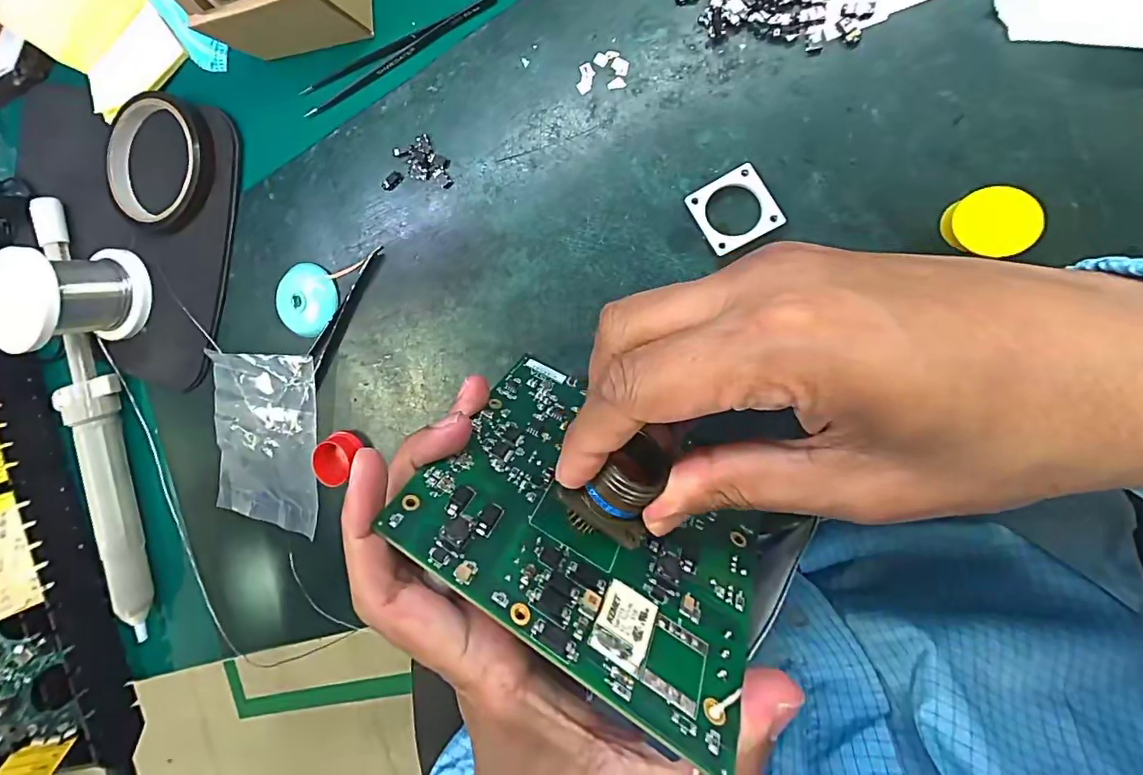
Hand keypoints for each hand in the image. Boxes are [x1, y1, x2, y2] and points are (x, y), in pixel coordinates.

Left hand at [344, 377, 801, 774]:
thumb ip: (718, 747)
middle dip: (424, 465)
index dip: (366, 530)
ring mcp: (489, 602)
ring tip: (478, 402)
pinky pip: (489, 528)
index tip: (373, 464)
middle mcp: (471, 622)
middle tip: (464, 413)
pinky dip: (491, 480)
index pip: (391, 599)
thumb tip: (776, 685)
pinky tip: (510, 440)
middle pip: (415, 535)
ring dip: (454, 456)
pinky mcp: (515, 591)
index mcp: (483, 663)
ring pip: (449, 520)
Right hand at [557, 243, 1142, 529]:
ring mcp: (766, 262)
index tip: (570, 475)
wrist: (1109, 351)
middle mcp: (753, 285)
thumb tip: (658, 502)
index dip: (593, 432)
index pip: (641, 382)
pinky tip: (700, 390)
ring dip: (631, 365)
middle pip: (624, 325)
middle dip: (598, 391)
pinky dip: (670, 345)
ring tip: (652, 430)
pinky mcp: (782, 260)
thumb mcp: (865, 485)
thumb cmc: (997, 437)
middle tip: (612, 454)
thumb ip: (742, 482)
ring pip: (651, 305)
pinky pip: (691, 300)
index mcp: (777, 342)